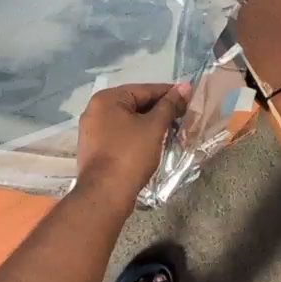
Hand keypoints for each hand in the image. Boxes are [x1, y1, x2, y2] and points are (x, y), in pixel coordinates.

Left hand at [74, 82, 189, 197]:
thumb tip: (185, 87)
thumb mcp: (154, 127)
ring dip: (148, 123)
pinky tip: (151, 142)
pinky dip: (136, 135)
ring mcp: (91, 130)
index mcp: (106, 99)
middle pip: (135, 103)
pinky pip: (119, 134)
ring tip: (170, 129)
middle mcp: (94, 110)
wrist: (105, 194)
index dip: (169, 93)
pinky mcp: (94, 148)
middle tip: (182, 116)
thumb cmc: (130, 154)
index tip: (188, 98)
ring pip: (127, 120)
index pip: (145, 90)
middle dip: (159, 110)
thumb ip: (169, 105)